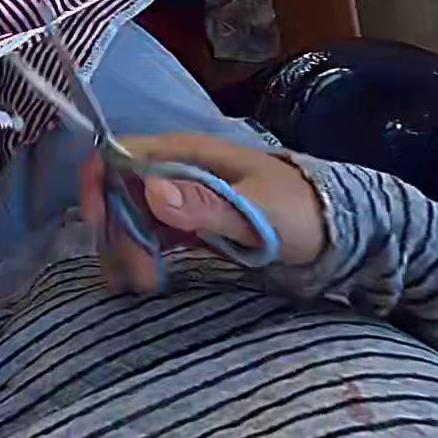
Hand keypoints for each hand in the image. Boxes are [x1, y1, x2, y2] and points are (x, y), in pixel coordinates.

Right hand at [78, 134, 327, 292]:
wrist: (338, 230)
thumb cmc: (299, 211)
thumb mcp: (257, 210)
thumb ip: (205, 203)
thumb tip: (150, 191)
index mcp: (187, 152)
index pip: (120, 154)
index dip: (99, 183)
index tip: (99, 226)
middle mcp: (176, 170)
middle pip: (120, 190)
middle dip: (116, 230)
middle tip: (137, 277)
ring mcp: (181, 196)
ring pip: (131, 214)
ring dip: (126, 247)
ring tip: (143, 285)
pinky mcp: (189, 220)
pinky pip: (151, 233)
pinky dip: (142, 254)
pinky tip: (147, 280)